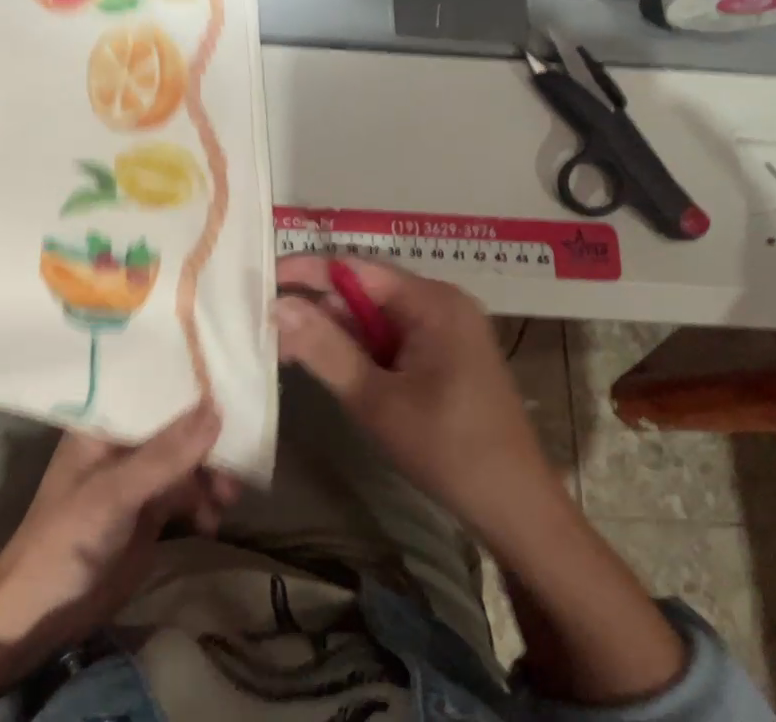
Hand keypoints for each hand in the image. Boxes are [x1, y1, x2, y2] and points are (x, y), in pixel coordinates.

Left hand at [0, 403, 237, 647]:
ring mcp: (137, 478)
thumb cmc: (65, 538)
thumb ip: (165, 454)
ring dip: (212, 476)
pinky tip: (210, 524)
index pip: (149, 388)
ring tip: (227, 499)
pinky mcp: (151, 511)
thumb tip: (217, 408)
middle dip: (209, 441)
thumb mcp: (115, 493)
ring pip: (187, 462)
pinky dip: (205, 504)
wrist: (44, 612)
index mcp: (100, 425)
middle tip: (240, 460)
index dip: (188, 383)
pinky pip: (189, 495)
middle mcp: (121, 444)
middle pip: (176, 426)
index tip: (231, 377)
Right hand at [273, 256, 557, 530]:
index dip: (306, 272)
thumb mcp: (375, 398)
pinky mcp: (444, 359)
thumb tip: (277, 305)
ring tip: (286, 355)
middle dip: (316, 310)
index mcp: (433, 302)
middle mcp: (441, 306)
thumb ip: (324, 348)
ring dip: (333, 335)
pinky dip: (357, 353)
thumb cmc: (447, 448)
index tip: (261, 282)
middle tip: (268, 333)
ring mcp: (445, 333)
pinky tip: (328, 370)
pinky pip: (390, 341)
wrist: (514, 506)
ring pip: (374, 320)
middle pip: (363, 292)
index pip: (355, 269)